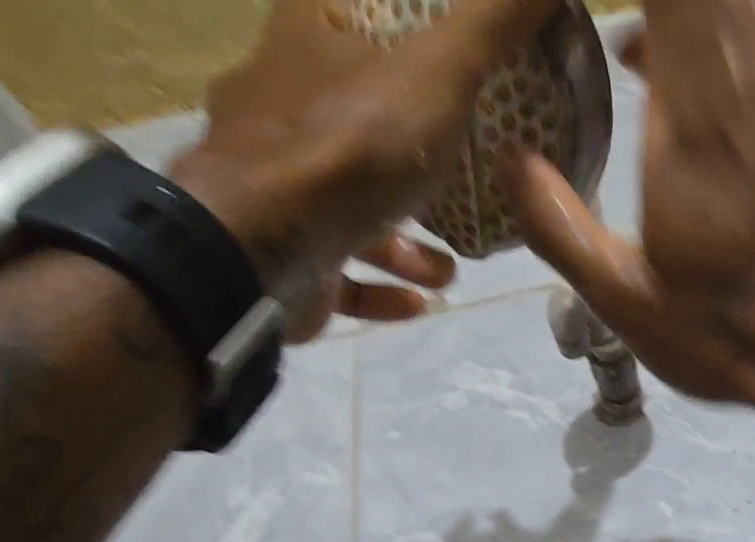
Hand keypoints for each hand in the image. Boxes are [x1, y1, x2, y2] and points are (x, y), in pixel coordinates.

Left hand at [170, 0, 559, 340]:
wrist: (261, 247)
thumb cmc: (351, 144)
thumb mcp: (439, 70)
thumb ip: (493, 21)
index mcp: (307, 41)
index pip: (349, 12)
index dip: (398, 32)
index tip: (444, 62)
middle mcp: (278, 107)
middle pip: (352, 118)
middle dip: (410, 158)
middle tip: (458, 180)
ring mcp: (270, 188)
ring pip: (345, 206)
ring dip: (403, 241)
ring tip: (449, 264)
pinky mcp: (274, 257)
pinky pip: (335, 272)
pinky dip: (380, 287)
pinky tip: (418, 300)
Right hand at [504, 0, 754, 433]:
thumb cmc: (721, 335)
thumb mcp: (622, 299)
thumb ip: (556, 224)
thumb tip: (505, 156)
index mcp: (697, 127)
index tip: (562, 12)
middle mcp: (748, 90)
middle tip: (584, 25)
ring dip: (674, 3)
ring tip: (612, 33)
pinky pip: (753, 26)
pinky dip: (702, 17)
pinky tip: (651, 57)